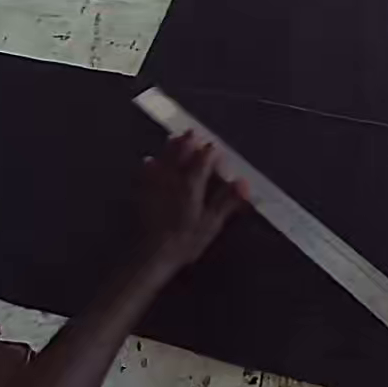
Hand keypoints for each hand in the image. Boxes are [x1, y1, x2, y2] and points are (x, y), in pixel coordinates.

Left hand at [138, 133, 247, 272]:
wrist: (152, 254)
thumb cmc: (185, 241)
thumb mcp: (212, 224)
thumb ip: (227, 201)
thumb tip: (244, 183)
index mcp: (192, 184)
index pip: (203, 160)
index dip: (210, 152)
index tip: (215, 148)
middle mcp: (173, 178)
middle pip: (181, 153)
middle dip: (188, 141)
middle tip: (193, 132)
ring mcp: (156, 184)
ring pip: (164, 158)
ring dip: (171, 147)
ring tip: (175, 138)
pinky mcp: (143, 192)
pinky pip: (146, 171)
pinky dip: (150, 163)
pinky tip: (149, 160)